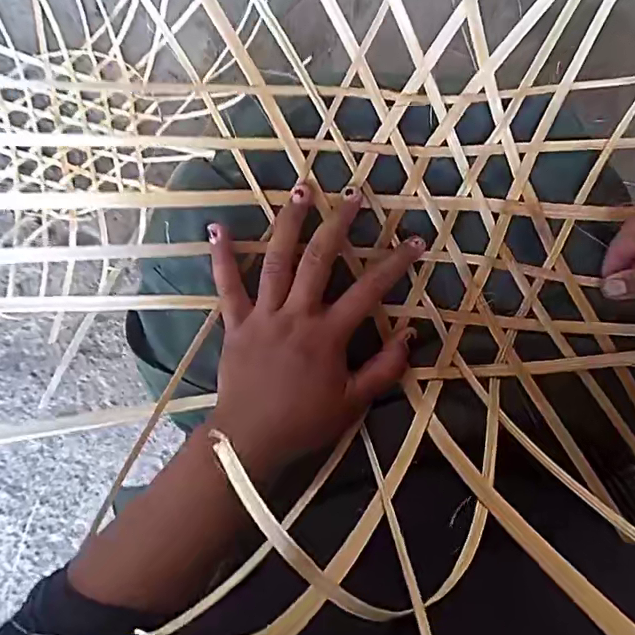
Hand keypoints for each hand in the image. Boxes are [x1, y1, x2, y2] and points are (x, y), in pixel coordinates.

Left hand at [206, 183, 422, 476]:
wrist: (247, 442)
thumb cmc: (304, 423)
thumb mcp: (354, 403)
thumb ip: (385, 368)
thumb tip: (411, 334)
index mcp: (328, 335)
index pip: (370, 290)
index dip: (396, 264)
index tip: (415, 241)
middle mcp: (296, 315)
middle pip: (319, 259)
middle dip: (338, 224)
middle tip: (353, 194)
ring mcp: (263, 315)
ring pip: (277, 261)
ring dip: (290, 223)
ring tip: (301, 191)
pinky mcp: (236, 323)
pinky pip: (227, 286)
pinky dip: (222, 256)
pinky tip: (218, 227)